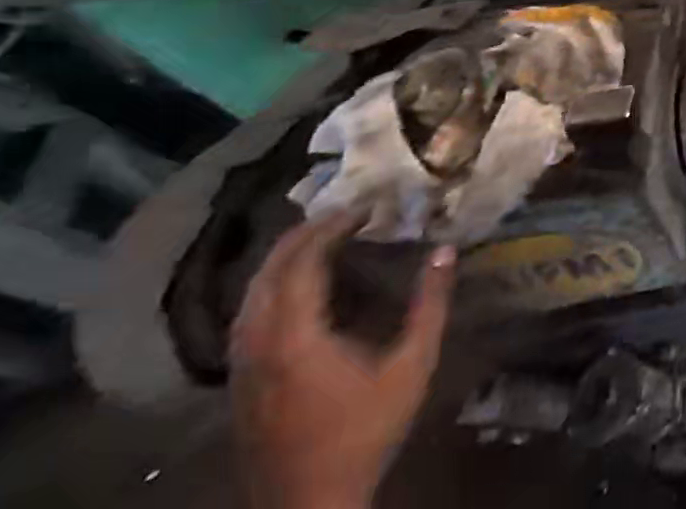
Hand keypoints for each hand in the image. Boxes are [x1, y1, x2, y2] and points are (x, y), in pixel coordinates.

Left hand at [230, 212, 454, 508]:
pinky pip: (249, 314)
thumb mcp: (412, 363)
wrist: (309, 500)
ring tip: (325, 238)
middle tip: (346, 212)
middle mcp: (256, 343)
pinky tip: (302, 286)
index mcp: (294, 336)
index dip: (330, 227)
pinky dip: (275, 285)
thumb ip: (429, 304)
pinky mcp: (241, 379)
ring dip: (285, 259)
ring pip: (251, 294)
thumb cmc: (366, 428)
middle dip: (303, 235)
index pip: (300, 263)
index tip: (366, 206)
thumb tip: (445, 250)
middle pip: (268, 273)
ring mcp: (241, 363)